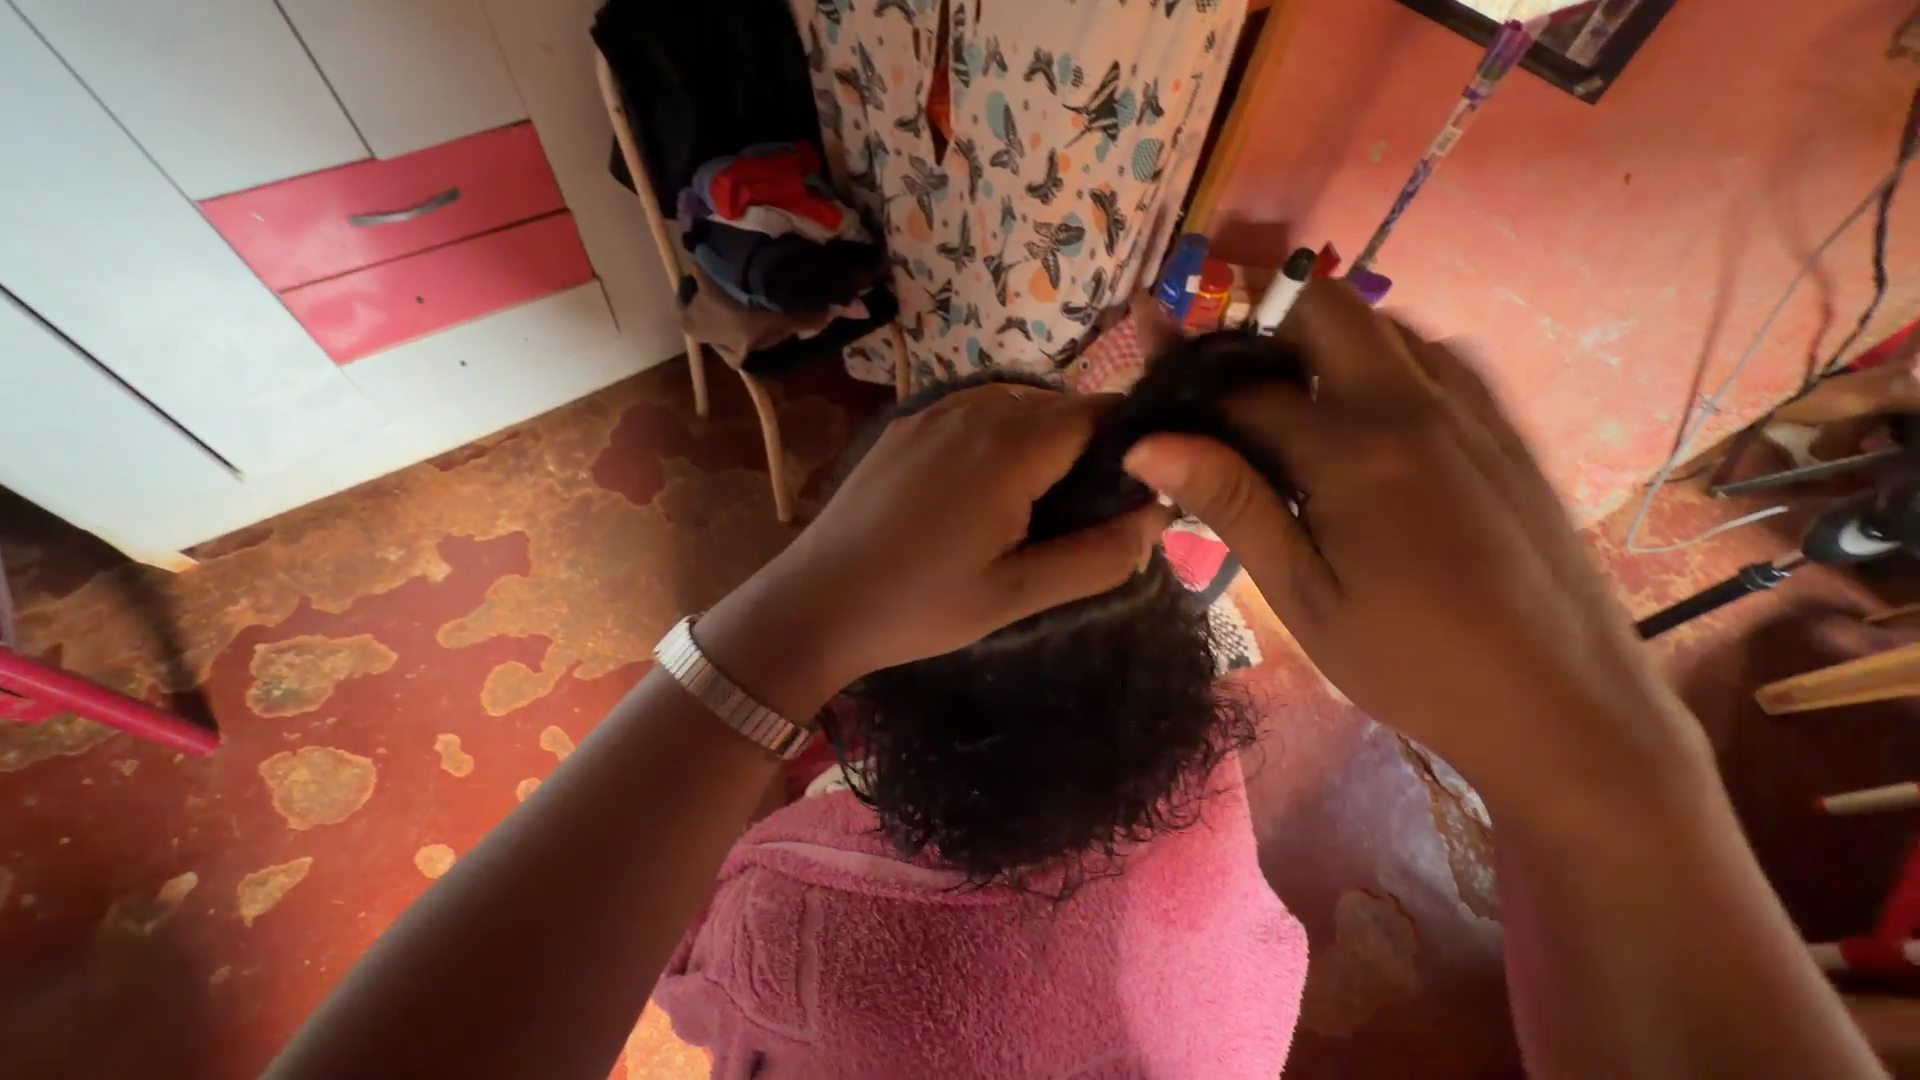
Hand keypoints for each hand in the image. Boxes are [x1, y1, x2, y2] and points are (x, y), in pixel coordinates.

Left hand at [699, 383, 1172, 719]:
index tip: (1130, 497)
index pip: (1100, 414)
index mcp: (1009, 445)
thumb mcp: (1018, 594)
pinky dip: (998, 439)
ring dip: (1041, 443)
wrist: (814, 603)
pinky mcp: (904, 426)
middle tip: (1080, 517)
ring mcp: (932, 412)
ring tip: (1031, 510)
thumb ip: (1098, 556)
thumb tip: (1159, 517)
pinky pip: (974, 414)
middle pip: (1060, 407)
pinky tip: (981, 494)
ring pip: (1017, 406)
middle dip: (1086, 450)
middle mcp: (973, 409)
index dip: (1128, 449)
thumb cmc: (919, 605)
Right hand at [1122, 281, 1709, 815]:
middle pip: (1324, 308)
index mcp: (1357, 447)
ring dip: (1321, 339)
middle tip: (1224, 390)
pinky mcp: (1507, 429)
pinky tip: (1367, 417)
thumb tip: (1146, 445)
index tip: (1166, 426)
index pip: (1249, 391)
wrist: (1568, 707)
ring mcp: (1473, 408)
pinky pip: (1436, 356)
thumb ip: (1232, 504)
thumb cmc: (1414, 662)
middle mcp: (1417, 402)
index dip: (1195, 400)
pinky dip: (1383, 359)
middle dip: (1258, 324)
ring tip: (1286, 403)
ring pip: (1384, 323)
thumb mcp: (1303, 595)